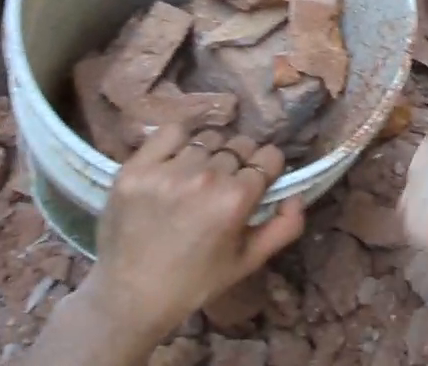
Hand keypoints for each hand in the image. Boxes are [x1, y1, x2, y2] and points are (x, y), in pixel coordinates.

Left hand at [27, 127, 305, 365]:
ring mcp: (168, 170)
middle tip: (222, 188)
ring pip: (209, 138)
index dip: (266, 169)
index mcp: (236, 199)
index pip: (270, 156)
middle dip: (238, 163)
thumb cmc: (194, 280)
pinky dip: (179, 141)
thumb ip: (285, 227)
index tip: (255, 183)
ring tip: (196, 178)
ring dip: (210, 153)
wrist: (129, 296)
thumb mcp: (247, 261)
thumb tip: (298, 193)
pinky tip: (175, 163)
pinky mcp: (136, 167)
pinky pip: (172, 132)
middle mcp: (205, 177)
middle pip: (240, 145)